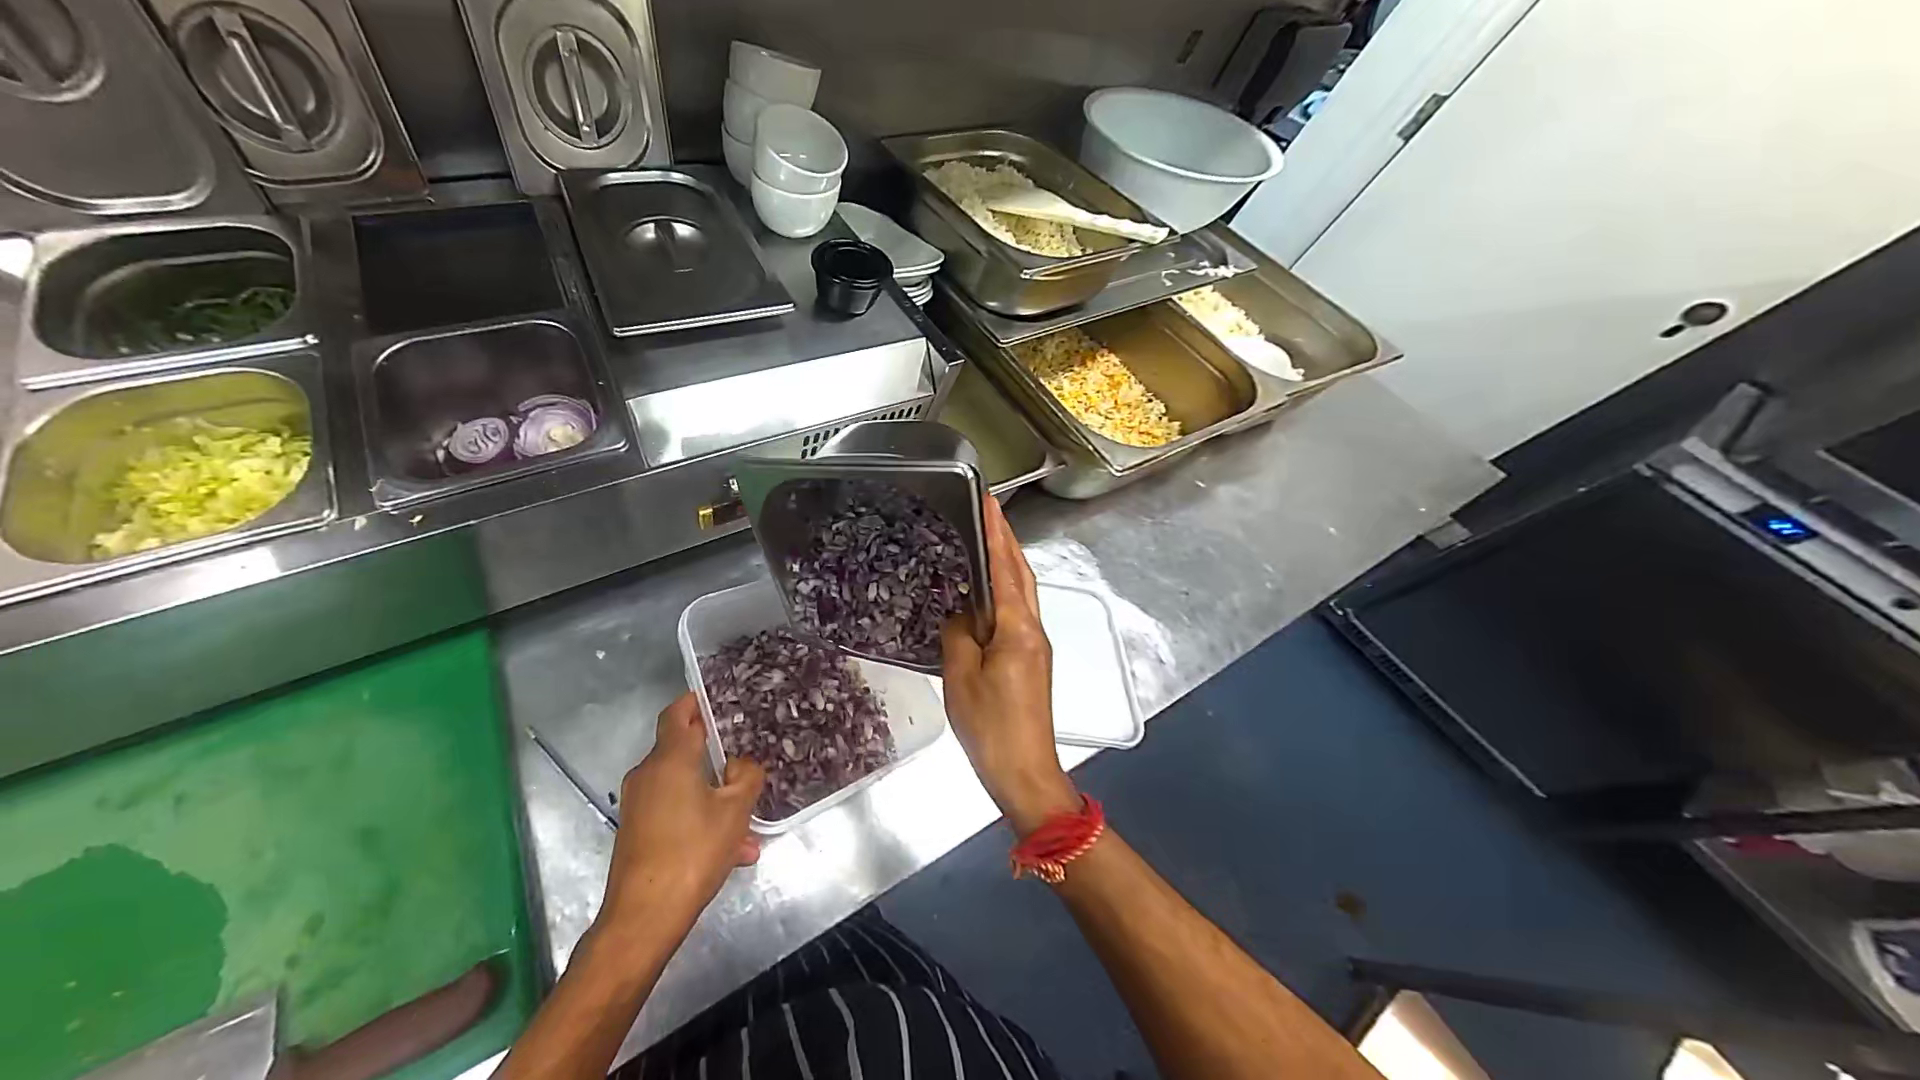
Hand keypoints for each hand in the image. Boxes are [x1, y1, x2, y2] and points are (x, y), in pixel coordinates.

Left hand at [596, 693, 764, 944]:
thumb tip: (741, 764)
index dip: (696, 701)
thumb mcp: (735, 810)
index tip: (719, 697)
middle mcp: (648, 774)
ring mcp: (639, 804)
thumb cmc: (693, 851)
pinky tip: (732, 850)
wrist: (645, 915)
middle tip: (748, 757)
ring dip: (715, 795)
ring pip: (685, 785)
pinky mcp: (638, 830)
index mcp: (670, 760)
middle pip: (683, 749)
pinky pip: (676, 809)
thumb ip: (746, 776)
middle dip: (717, 754)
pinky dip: (701, 817)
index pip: (677, 714)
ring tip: (748, 823)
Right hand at [942, 495, 1079, 833]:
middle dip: (1006, 542)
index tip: (989, 502)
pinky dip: (1003, 593)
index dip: (997, 534)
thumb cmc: (991, 728)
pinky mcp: (1031, 662)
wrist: (1024, 771)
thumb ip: (958, 636)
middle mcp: (1034, 631)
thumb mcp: (961, 678)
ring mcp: (1036, 647)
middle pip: (1021, 576)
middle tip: (987, 513)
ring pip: (1021, 594)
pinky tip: (985, 594)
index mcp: (1018, 629)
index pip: (1006, 569)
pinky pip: (1016, 614)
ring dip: (1006, 565)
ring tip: (984, 543)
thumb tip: (960, 615)